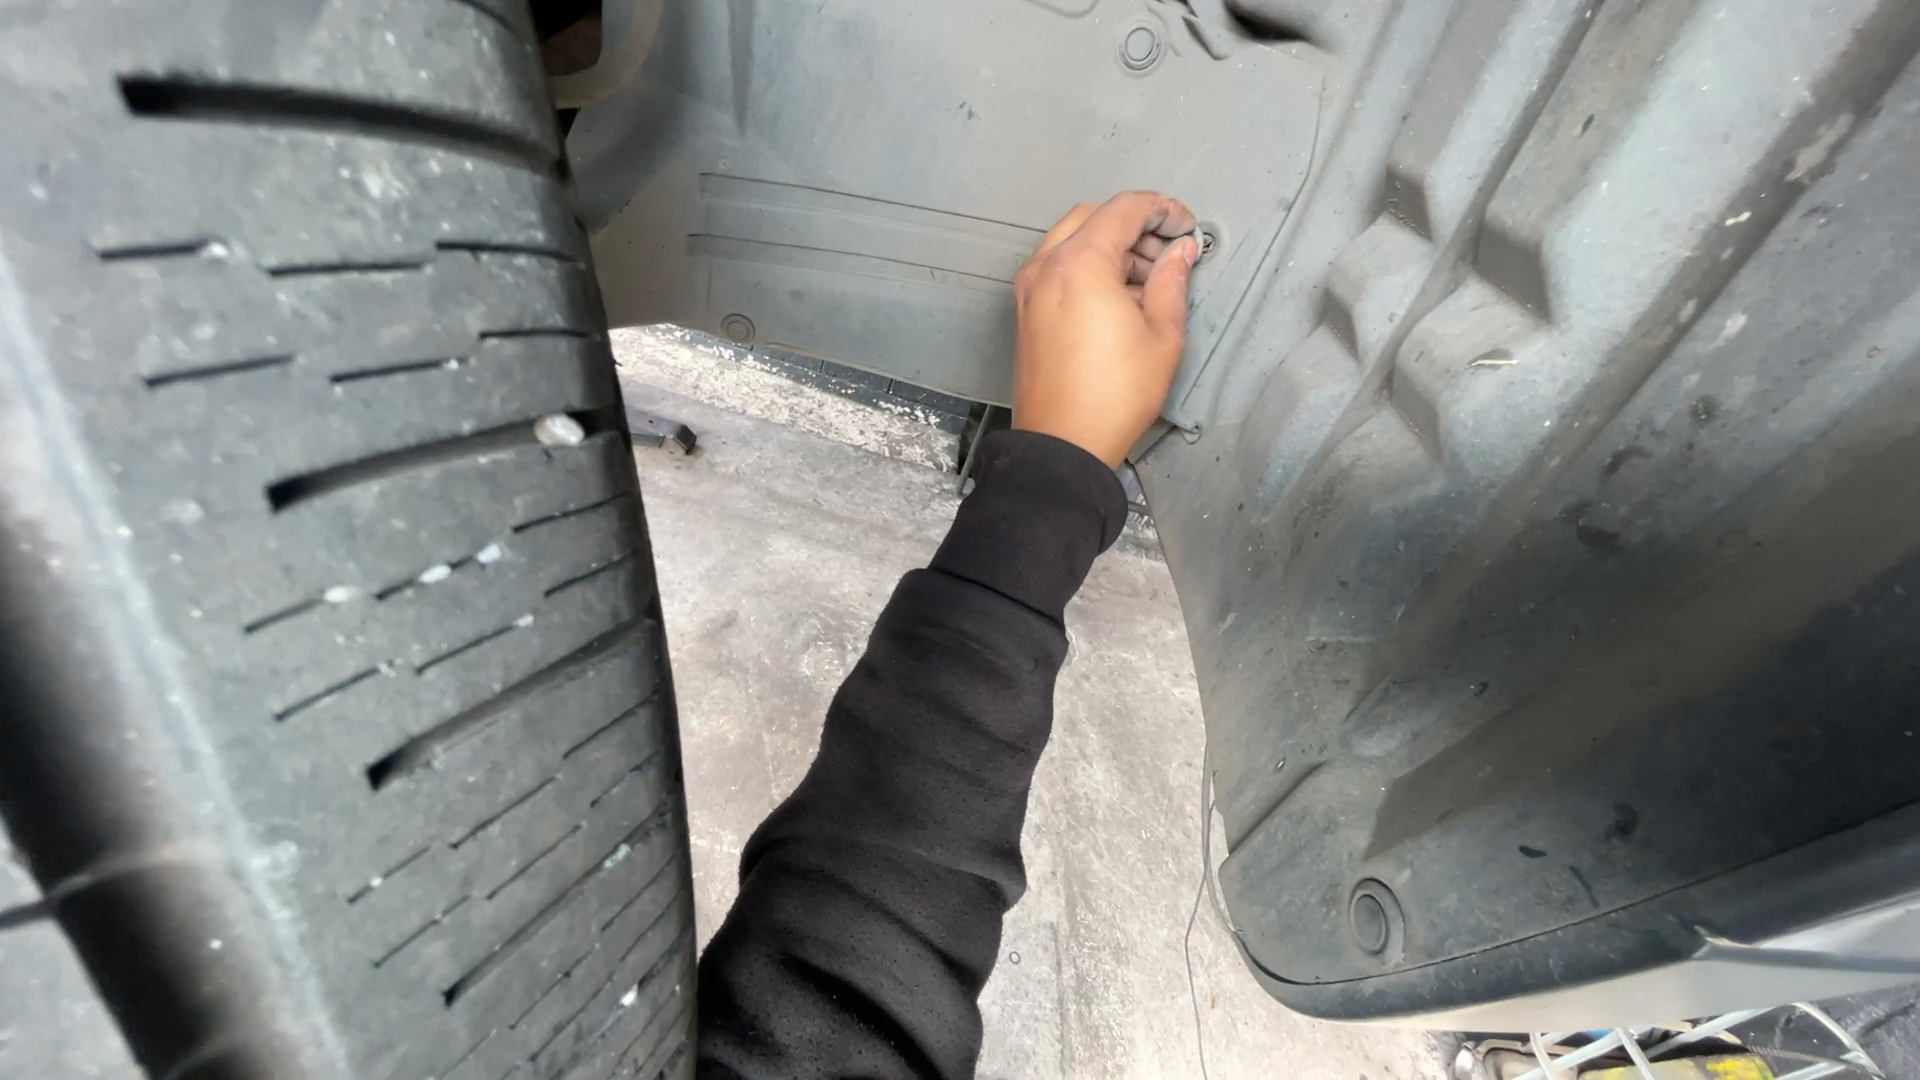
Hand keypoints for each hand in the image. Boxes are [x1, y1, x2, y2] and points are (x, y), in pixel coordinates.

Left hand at [1011, 192, 1199, 467]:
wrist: (1064, 445)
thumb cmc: (1112, 398)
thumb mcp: (1162, 335)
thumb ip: (1172, 281)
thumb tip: (1180, 253)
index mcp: (1080, 264)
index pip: (1124, 209)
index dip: (1163, 210)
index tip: (1185, 228)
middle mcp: (1046, 269)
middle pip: (1093, 219)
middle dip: (1134, 228)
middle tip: (1167, 255)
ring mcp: (1029, 293)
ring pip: (1071, 243)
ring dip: (1110, 249)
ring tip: (1147, 284)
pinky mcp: (1026, 315)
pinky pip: (1057, 272)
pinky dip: (1087, 270)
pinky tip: (1116, 301)